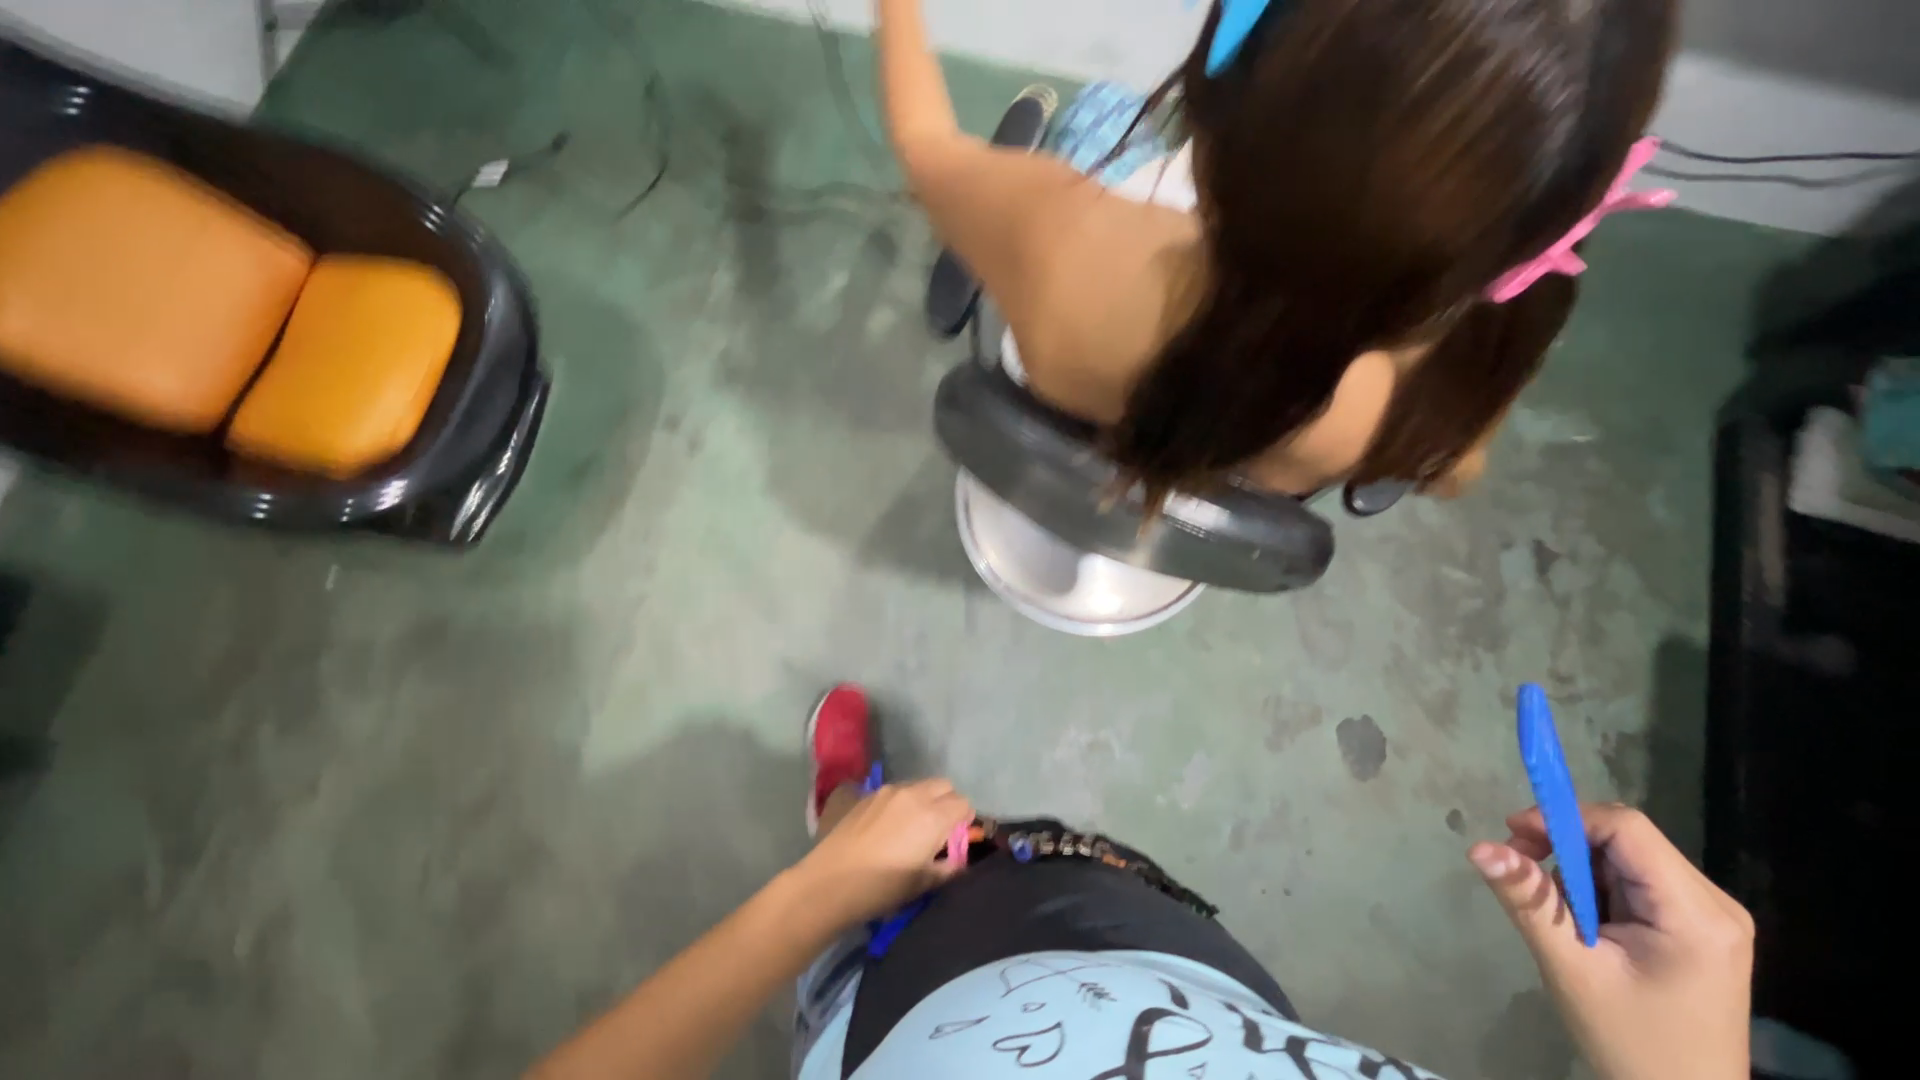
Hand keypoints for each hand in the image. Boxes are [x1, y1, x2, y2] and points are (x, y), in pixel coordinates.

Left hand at [795, 778, 972, 926]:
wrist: (831, 881)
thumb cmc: (882, 887)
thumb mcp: (922, 884)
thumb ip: (948, 868)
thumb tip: (957, 861)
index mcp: (933, 816)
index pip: (964, 803)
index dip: (964, 820)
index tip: (954, 839)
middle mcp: (914, 795)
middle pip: (944, 785)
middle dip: (947, 803)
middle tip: (938, 830)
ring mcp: (888, 791)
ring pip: (919, 785)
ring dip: (925, 800)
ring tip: (912, 827)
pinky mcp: (867, 795)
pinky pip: (897, 791)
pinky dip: (902, 802)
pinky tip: (888, 827)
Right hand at [1469, 804, 1753, 1079]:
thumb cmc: (1631, 1041)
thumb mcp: (1570, 969)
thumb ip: (1529, 901)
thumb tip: (1479, 848)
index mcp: (1695, 913)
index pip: (1625, 828)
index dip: (1564, 818)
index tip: (1514, 837)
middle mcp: (1714, 904)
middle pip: (1626, 839)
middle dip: (1566, 846)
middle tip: (1521, 870)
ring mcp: (1711, 917)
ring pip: (1627, 858)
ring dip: (1580, 871)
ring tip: (1561, 916)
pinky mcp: (1699, 929)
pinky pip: (1637, 882)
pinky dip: (1599, 889)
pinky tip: (1588, 925)